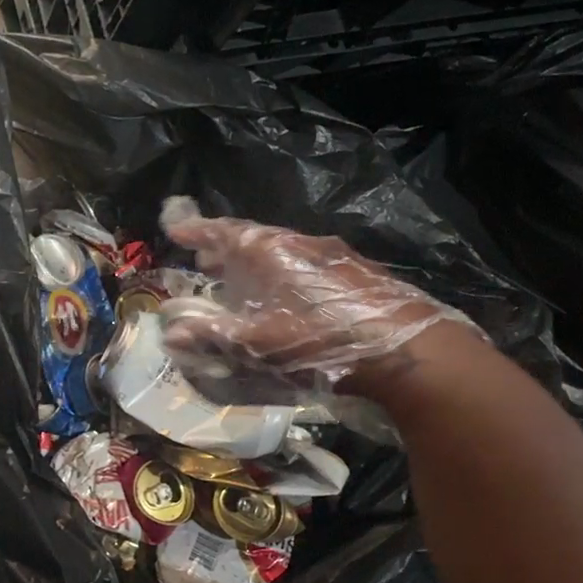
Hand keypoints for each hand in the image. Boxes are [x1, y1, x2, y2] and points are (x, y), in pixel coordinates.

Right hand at [158, 196, 477, 388]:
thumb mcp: (260, 342)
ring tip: (241, 281)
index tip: (174, 230)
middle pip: (253, 239)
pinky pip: (306, 267)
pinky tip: (286, 299)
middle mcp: (302, 244)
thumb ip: (213, 334)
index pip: (223, 231)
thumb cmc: (322, 340)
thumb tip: (171, 333)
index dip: (196, 230)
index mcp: (271, 250)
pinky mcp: (360, 277)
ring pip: (282, 253)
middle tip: (203, 261)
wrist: (411, 352)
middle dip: (224, 250)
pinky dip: (283, 276)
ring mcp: (335, 258)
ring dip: (256, 265)